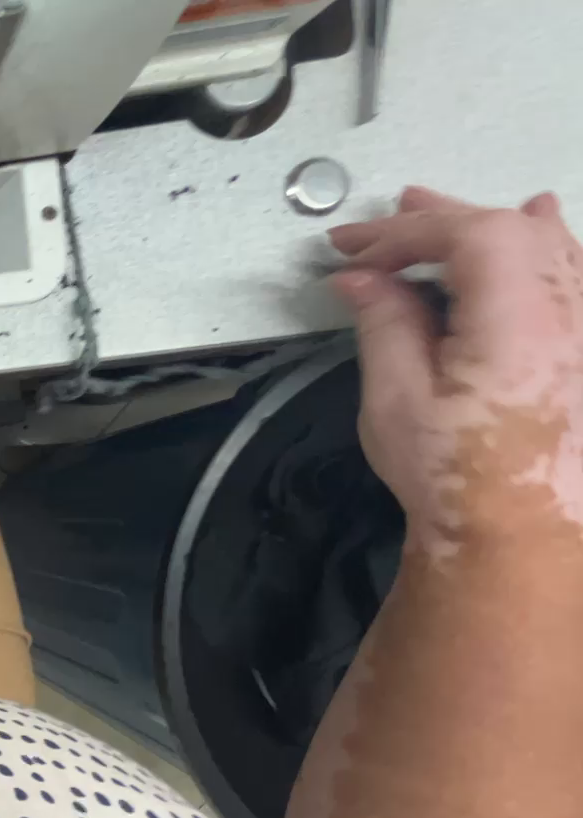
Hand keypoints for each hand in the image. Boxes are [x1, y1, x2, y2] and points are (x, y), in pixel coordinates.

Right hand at [329, 187, 582, 558]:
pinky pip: (579, 268)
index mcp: (521, 319)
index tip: (347, 251)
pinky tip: (538, 218)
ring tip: (432, 206)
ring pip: (552, 242)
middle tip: (371, 226)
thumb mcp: (395, 395)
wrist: (517, 521)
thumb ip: (385, 323)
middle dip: (434, 221)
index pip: (474, 236)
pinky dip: (544, 238)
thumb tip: (358, 277)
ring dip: (486, 220)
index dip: (406, 232)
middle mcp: (574, 307)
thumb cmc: (446, 464)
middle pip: (514, 230)